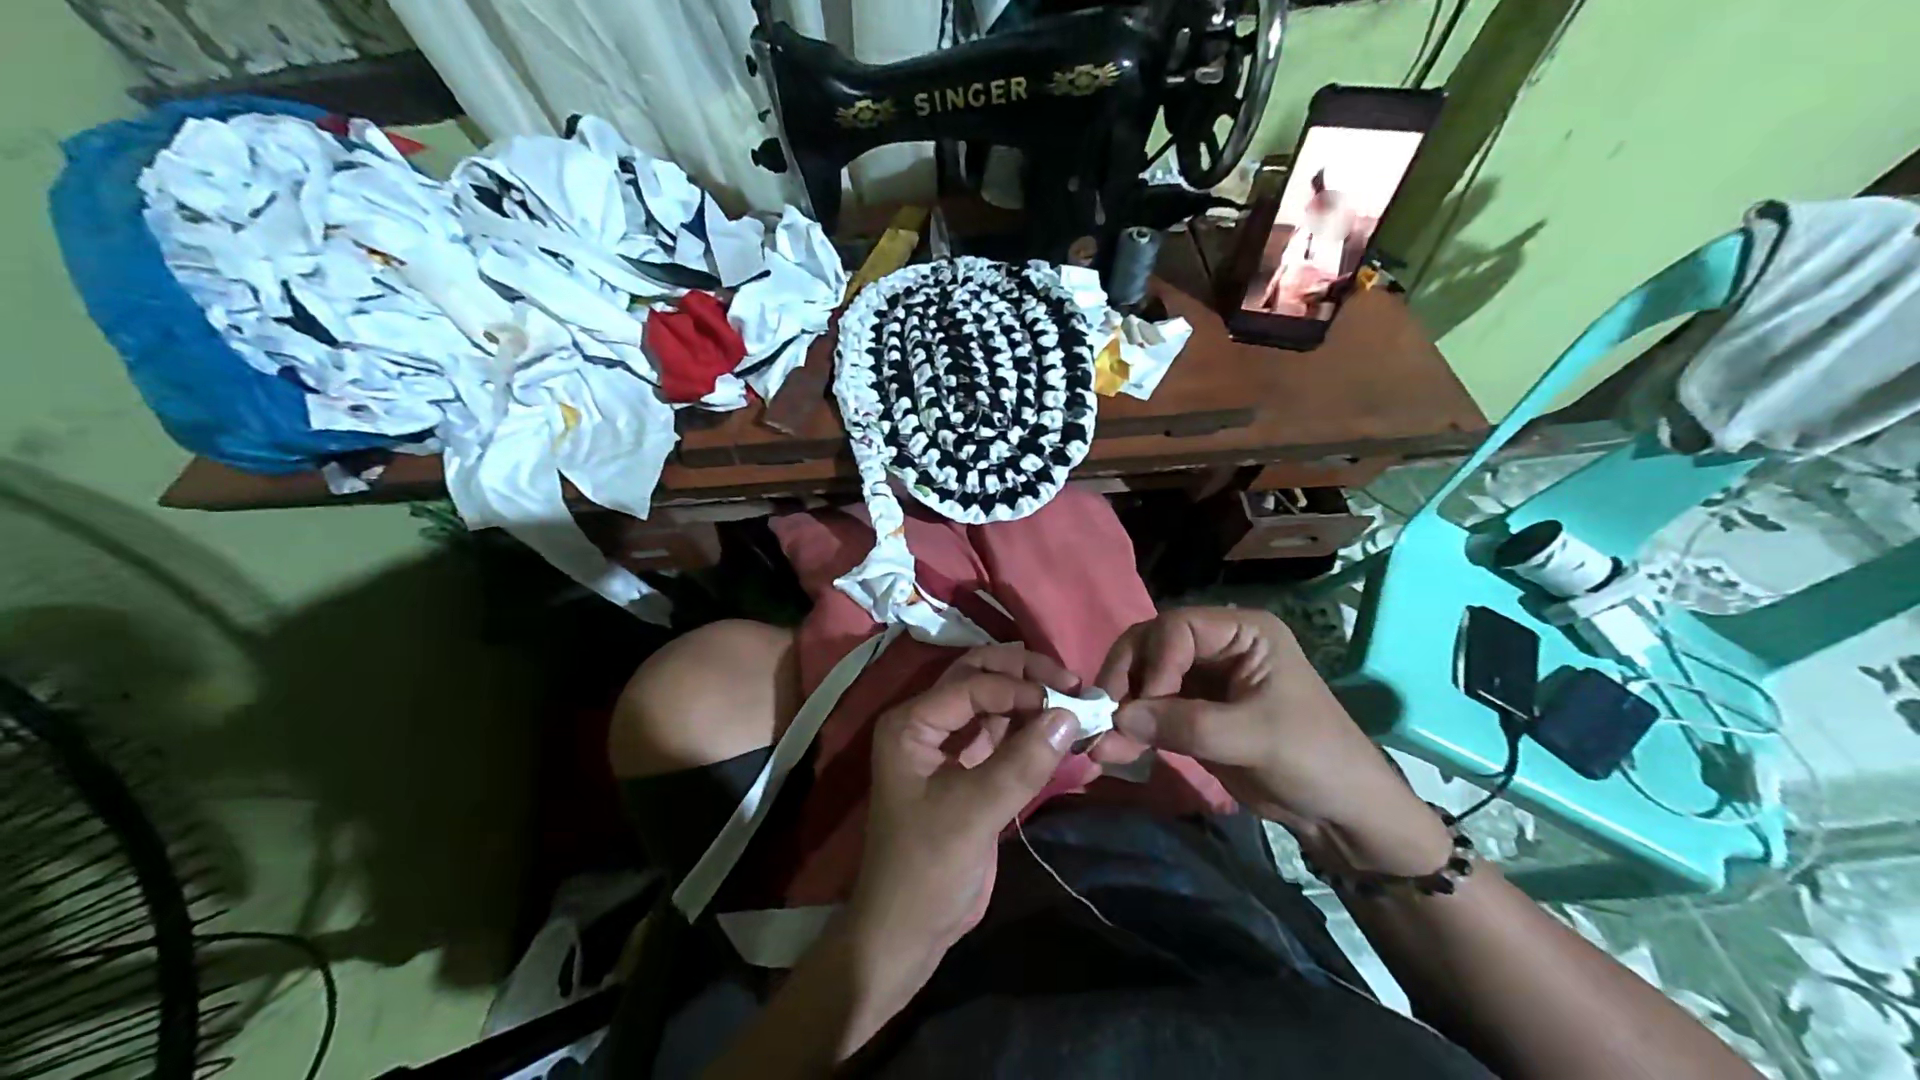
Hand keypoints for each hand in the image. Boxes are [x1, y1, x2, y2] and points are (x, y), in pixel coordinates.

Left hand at [844, 662, 1077, 1008]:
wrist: (909, 930)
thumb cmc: (927, 868)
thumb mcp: (973, 813)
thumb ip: (1021, 763)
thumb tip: (1070, 716)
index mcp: (912, 723)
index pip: (971, 685)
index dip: (1019, 689)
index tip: (1066, 704)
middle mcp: (927, 723)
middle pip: (978, 678)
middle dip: (1023, 675)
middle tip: (1071, 682)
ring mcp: (948, 745)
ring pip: (993, 702)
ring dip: (1030, 698)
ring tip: (1075, 700)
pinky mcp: (970, 769)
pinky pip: (1002, 734)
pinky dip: (1031, 729)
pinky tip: (1062, 730)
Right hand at [1097, 606, 1449, 875]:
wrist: (1340, 814)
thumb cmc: (1314, 759)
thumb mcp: (1254, 738)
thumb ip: (1186, 724)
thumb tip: (1118, 719)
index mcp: (1243, 633)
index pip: (1177, 628)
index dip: (1152, 662)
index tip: (1140, 706)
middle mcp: (1216, 646)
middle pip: (1150, 646)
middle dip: (1125, 680)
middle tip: (1104, 717)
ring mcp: (1201, 679)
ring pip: (1142, 678)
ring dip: (1121, 708)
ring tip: (1102, 745)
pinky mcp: (1191, 711)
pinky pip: (1148, 710)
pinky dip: (1130, 729)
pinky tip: (1113, 753)